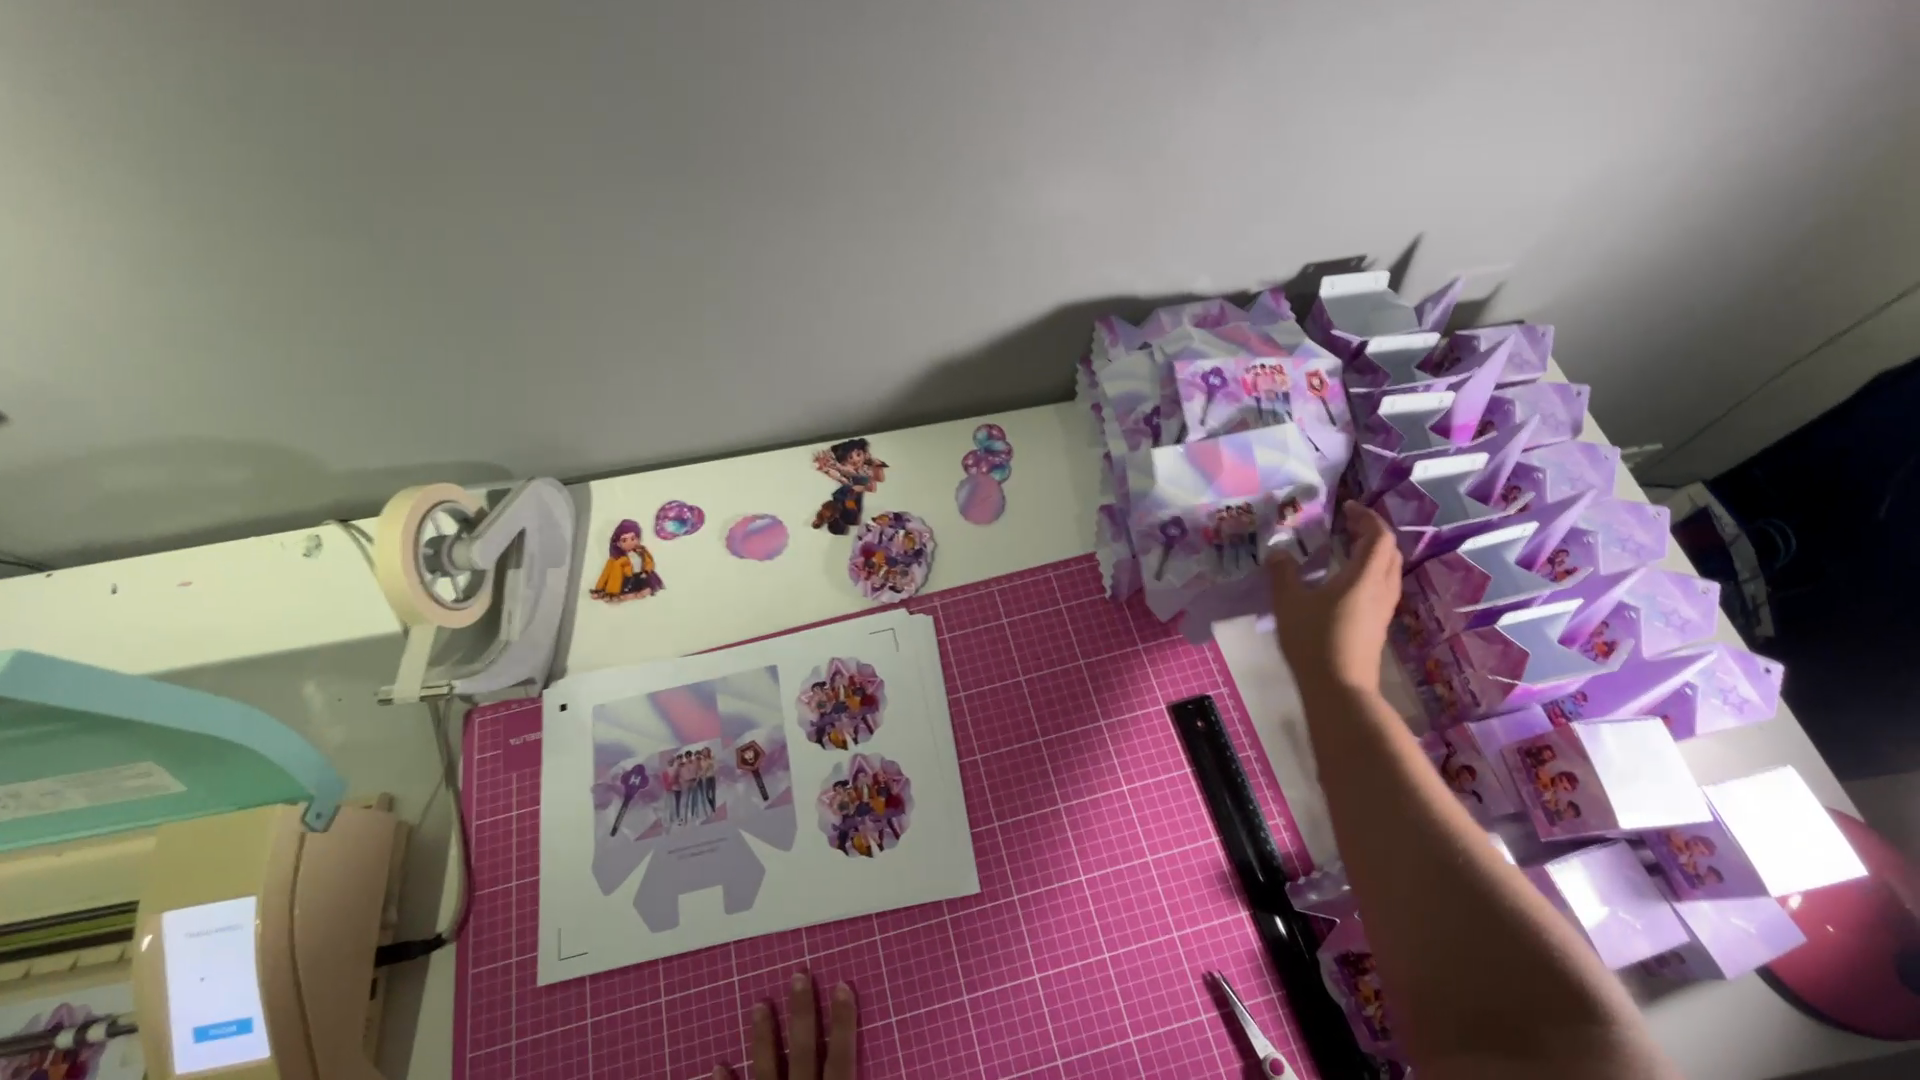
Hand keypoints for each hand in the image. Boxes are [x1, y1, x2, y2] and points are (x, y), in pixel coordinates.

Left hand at [713, 970, 856, 1079]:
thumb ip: (848, 1078)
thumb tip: (871, 1070)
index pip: (841, 1058)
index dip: (843, 1022)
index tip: (842, 985)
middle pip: (803, 1051)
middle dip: (802, 1012)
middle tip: (798, 975)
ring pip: (767, 1068)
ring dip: (764, 1036)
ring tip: (759, 1003)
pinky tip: (718, 1064)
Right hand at [1268, 501, 1402, 691]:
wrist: (1339, 689)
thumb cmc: (1314, 641)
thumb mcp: (1289, 603)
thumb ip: (1283, 573)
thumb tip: (1278, 551)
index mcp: (1364, 576)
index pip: (1378, 536)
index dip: (1366, 517)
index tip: (1346, 507)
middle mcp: (1381, 589)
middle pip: (1389, 551)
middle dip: (1371, 532)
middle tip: (1347, 525)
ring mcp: (1384, 609)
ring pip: (1388, 571)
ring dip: (1372, 553)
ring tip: (1346, 550)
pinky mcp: (1378, 626)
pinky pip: (1381, 587)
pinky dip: (1368, 573)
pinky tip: (1344, 583)